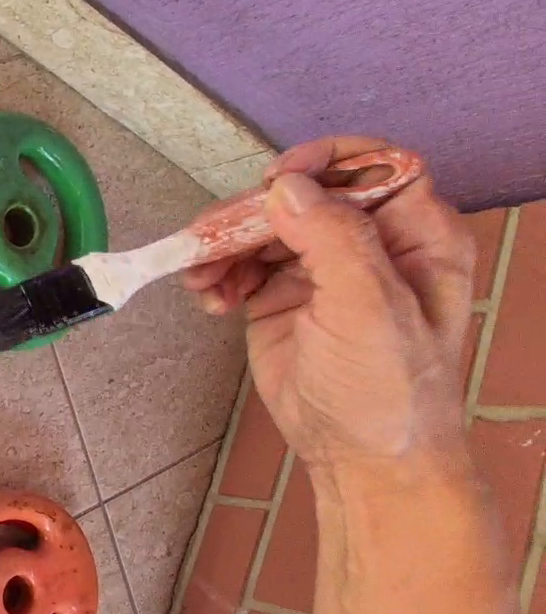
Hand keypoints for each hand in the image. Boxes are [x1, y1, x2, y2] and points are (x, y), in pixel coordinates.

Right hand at [180, 136, 475, 484]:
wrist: (354, 450)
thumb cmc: (385, 384)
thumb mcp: (367, 308)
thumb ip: (333, 242)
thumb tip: (285, 188)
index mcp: (411, 239)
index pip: (376, 170)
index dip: (327, 164)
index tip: (275, 179)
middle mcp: (363, 247)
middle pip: (299, 200)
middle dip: (249, 217)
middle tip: (208, 241)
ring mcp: (315, 273)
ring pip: (259, 233)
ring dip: (221, 250)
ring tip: (202, 283)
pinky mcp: (274, 299)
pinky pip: (237, 268)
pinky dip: (215, 278)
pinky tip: (210, 302)